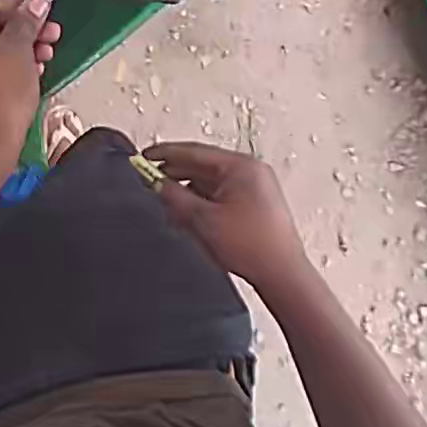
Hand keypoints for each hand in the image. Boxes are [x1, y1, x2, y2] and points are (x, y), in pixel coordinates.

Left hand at [0, 0, 60, 169]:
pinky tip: (35, 71)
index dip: (21, 7)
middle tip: (53, 35)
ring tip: (48, 55)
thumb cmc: (1, 93)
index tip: (47, 11)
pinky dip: (13, 65)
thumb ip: (27, 21)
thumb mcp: (18, 49)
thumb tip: (37, 0)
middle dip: (26, 30)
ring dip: (24, 48)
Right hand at [145, 142, 311, 283]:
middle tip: (151, 181)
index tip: (145, 156)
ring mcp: (253, 188)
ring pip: (208, 182)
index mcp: (241, 167)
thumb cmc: (254, 247)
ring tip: (168, 205)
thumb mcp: (202, 218)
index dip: (165, 154)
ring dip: (186, 192)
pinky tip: (186, 216)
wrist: (281, 275)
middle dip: (174, 175)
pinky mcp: (252, 204)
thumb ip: (174, 196)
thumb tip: (156, 183)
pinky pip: (218, 195)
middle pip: (201, 166)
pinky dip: (200, 202)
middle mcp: (250, 172)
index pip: (194, 151)